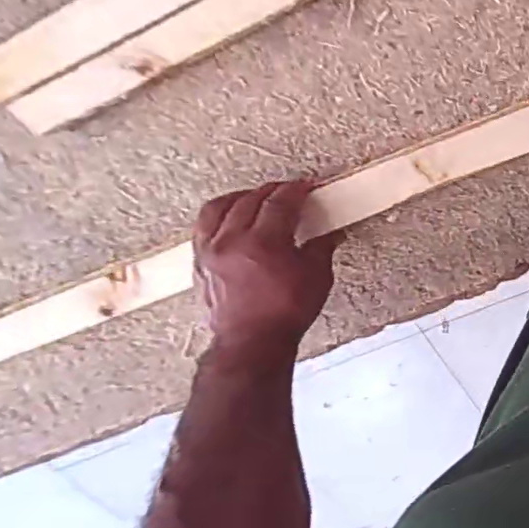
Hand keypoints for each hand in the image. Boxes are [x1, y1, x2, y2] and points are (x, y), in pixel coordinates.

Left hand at [192, 180, 340, 360]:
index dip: (296, 190)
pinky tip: (230, 217)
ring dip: (240, 197)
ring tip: (254, 196)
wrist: (252, 341)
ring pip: (219, 208)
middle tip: (288, 189)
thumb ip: (320, 249)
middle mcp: (232, 240)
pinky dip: (219, 215)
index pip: (280, 203)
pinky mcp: (200, 261)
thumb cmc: (285, 313)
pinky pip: (203, 226)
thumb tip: (328, 235)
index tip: (307, 186)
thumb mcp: (316, 278)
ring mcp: (211, 250)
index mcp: (265, 242)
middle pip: (250, 200)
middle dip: (272, 190)